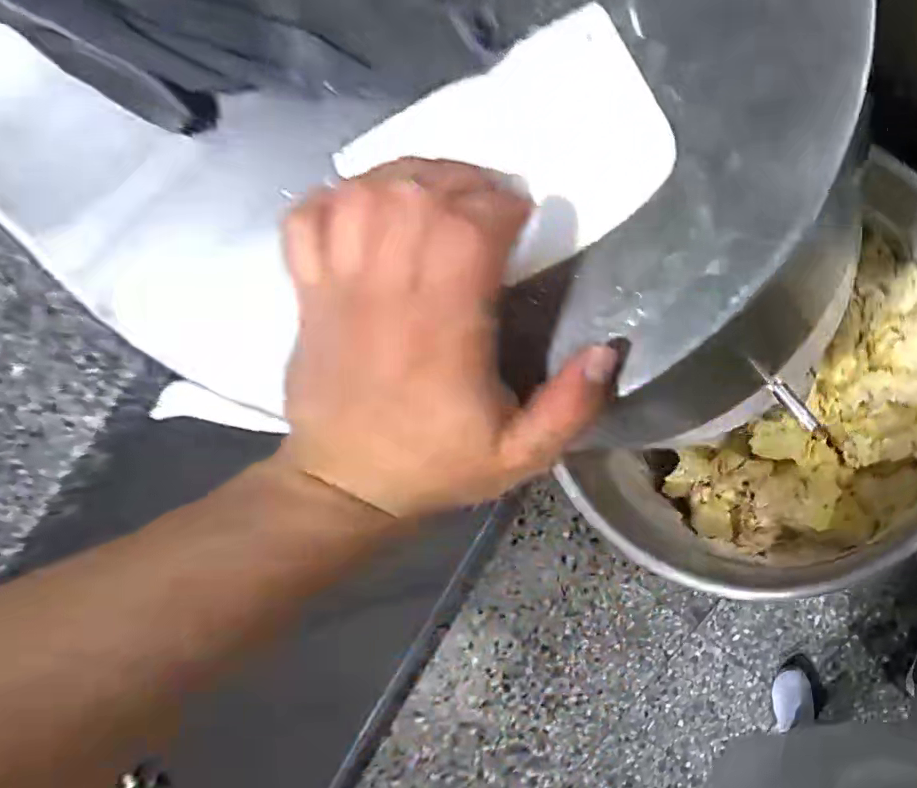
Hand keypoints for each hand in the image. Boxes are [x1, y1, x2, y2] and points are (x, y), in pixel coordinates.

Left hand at [275, 157, 619, 518]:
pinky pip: (313, 212)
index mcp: (443, 335)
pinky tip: (382, 201)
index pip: (463, 234)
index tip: (529, 211)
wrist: (349, 483)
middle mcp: (385, 297)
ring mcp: (337, 288)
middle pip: (415, 199)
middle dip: (464, 180)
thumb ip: (572, 407)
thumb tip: (608, 351)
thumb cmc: (444, 465)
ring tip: (451, 188)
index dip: (499, 207)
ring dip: (412, 175)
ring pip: (363, 193)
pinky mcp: (308, 289)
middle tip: (499, 195)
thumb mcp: (526, 455)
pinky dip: (347, 191)